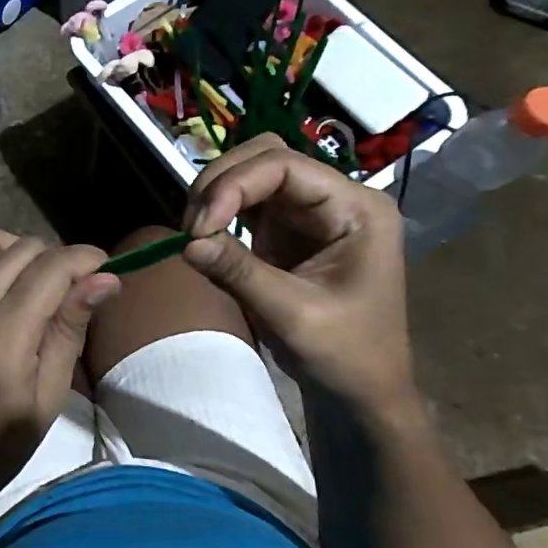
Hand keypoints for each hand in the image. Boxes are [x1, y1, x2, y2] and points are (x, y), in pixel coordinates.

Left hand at [0, 225, 117, 525]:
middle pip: (20, 252)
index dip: (84, 259)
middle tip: (72, 283)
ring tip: (30, 272)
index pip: (51, 269)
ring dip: (12, 248)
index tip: (104, 267)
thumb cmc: (5, 438)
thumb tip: (106, 280)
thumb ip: (70, 328)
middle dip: (56, 256)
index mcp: (5, 336)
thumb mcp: (50, 393)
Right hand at [181, 133, 413, 410]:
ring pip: (254, 175)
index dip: (235, 185)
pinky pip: (249, 205)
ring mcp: (311, 212)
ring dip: (217, 195)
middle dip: (222, 183)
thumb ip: (240, 273)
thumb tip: (185, 243)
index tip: (199, 227)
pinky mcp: (290, 231)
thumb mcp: (293, 315)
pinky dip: (222, 214)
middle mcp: (336, 198)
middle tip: (191, 227)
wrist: (362, 389)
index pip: (286, 165)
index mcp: (356, 208)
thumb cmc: (346, 355)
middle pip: (268, 158)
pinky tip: (205, 236)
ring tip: (193, 232)